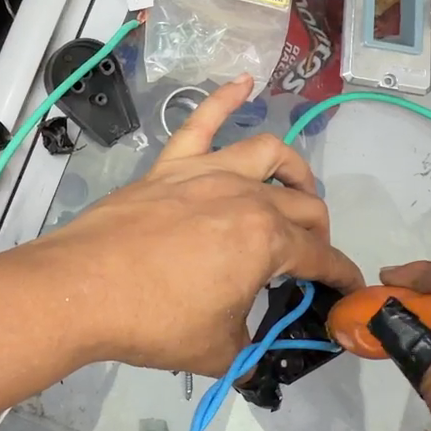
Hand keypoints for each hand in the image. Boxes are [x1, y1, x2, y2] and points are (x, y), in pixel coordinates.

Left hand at [19, 75, 364, 375]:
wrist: (83, 288)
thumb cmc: (154, 321)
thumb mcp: (219, 349)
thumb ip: (251, 343)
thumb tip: (257, 343)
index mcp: (266, 240)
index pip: (322, 257)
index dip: (341, 277)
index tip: (348, 290)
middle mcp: (245, 195)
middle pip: (302, 204)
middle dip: (318, 233)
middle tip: (307, 259)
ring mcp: (204, 172)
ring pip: (266, 152)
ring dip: (293, 168)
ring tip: (296, 187)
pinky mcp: (169, 165)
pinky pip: (200, 120)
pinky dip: (224, 97)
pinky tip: (243, 80)